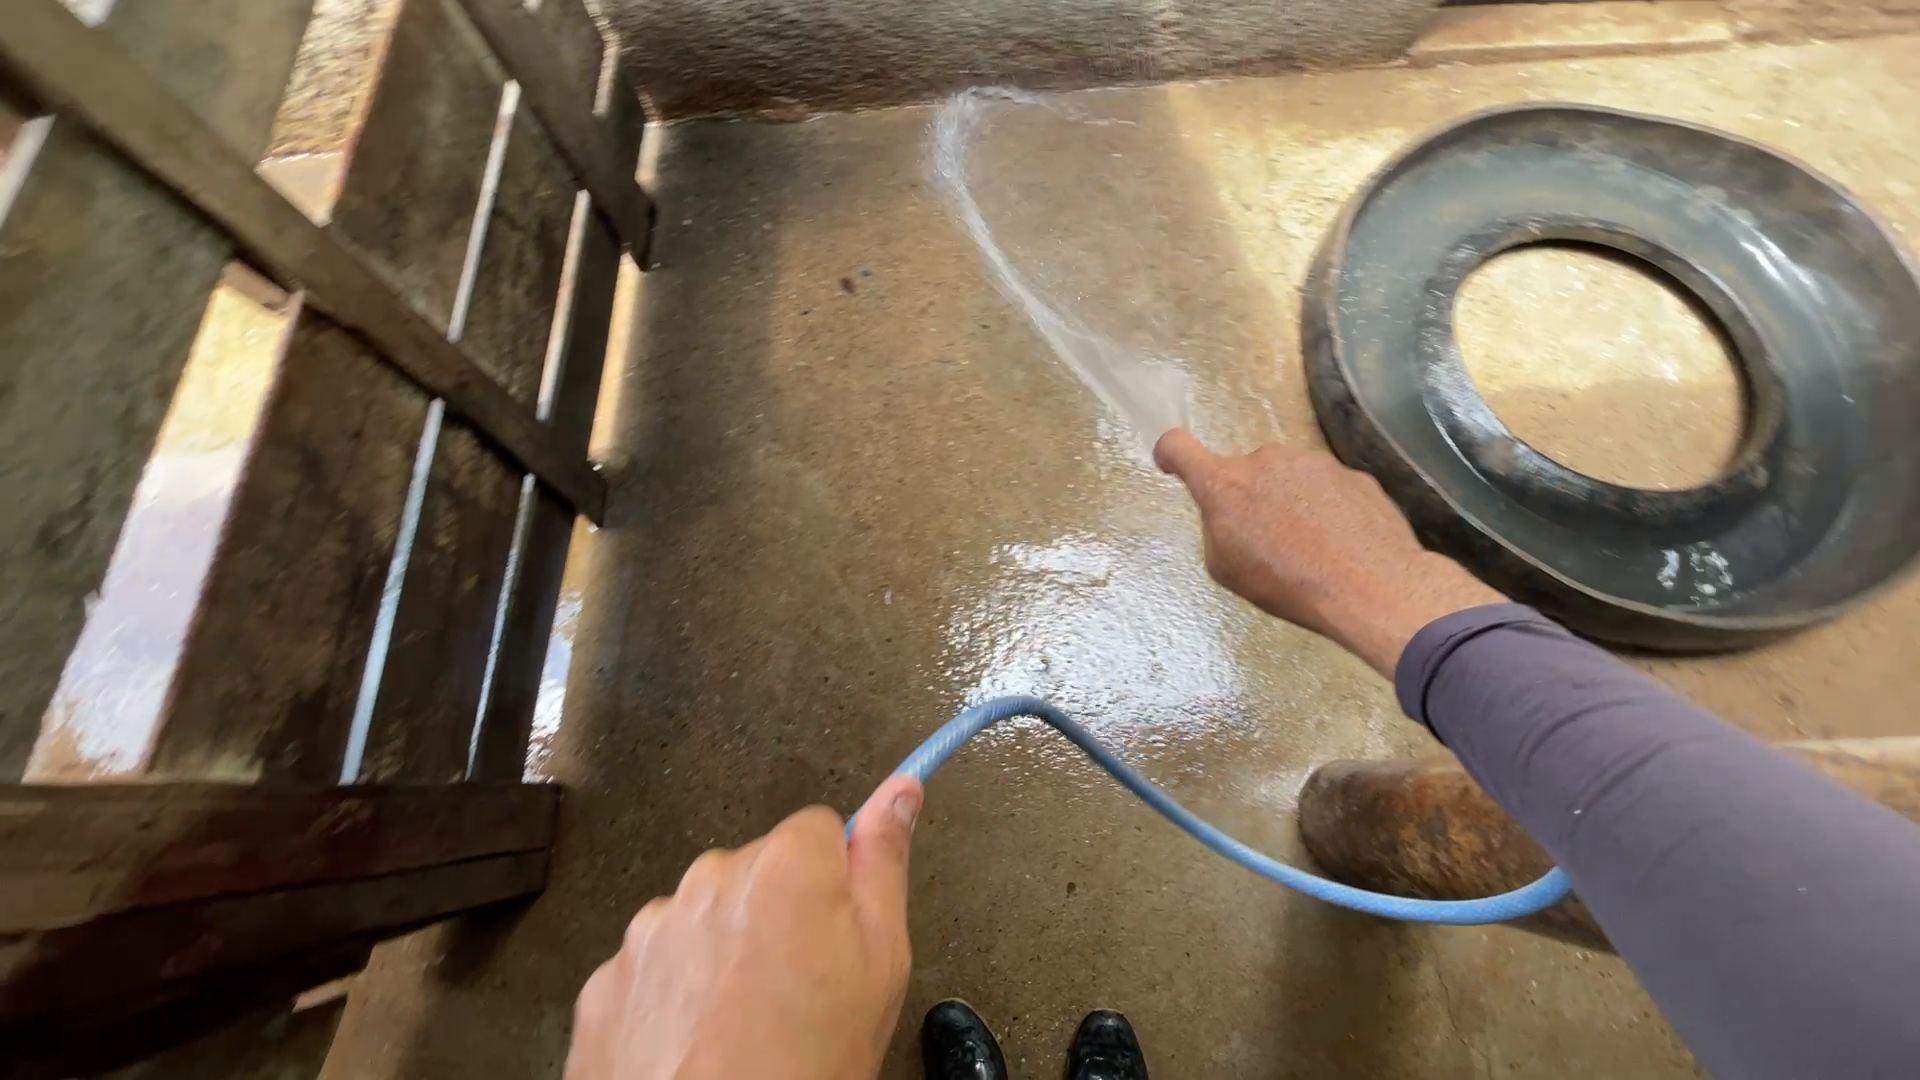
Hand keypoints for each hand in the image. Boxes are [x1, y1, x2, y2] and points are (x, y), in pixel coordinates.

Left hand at [566, 774, 923, 1079]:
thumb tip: (902, 787)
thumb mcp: (881, 960)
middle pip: (757, 868)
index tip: (832, 933)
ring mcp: (649, 928)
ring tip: (739, 1022)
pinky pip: (654, 962)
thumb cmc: (816, 1058)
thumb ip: (886, 859)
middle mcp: (710, 874)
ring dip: (720, 946)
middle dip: (776, 908)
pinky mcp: (603, 982)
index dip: (831, 880)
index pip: (817, 830)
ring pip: (703, 913)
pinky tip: (690, 1041)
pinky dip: (671, 989)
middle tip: (792, 987)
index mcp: (784, 861)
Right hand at [1154, 430, 1503, 676]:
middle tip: (1266, 542)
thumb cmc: (1284, 582)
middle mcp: (1266, 461)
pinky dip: (1325, 510)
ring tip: (1310, 548)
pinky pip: (1326, 489)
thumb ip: (1219, 529)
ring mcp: (1314, 463)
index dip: (1170, 453)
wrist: (1370, 586)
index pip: (1180, 448)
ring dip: (1289, 504)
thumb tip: (1233, 516)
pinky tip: (1340, 545)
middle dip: (1249, 500)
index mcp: (1225, 484)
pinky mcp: (1353, 475)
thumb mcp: (1226, 568)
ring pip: (1288, 479)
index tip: (1172, 463)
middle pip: (1244, 474)